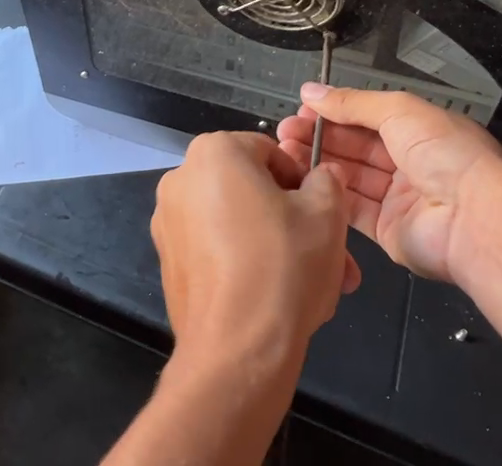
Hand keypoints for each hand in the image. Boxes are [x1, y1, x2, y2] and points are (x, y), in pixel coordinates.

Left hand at [150, 132, 360, 363]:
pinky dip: (247, 263)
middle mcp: (181, 179)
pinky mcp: (170, 263)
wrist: (237, 350)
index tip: (324, 214)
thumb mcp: (326, 213)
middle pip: (253, 191)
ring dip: (279, 246)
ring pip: (239, 223)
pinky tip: (278, 297)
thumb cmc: (283, 265)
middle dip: (297, 221)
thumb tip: (323, 175)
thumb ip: (327, 182)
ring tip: (318, 285)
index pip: (271, 151)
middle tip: (332, 255)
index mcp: (213, 152)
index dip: (304, 181)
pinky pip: (218, 250)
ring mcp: (169, 222)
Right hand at [276, 83, 501, 281]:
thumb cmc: (442, 152)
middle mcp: (411, 163)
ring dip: (319, 162)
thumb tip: (310, 91)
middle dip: (320, 136)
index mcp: (420, 130)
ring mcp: (400, 199)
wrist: (474, 218)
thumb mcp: (397, 110)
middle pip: (356, 147)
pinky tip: (305, 179)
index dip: (334, 112)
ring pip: (350, 176)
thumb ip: (352, 102)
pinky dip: (330, 193)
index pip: (368, 117)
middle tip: (284, 131)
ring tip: (285, 152)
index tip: (300, 109)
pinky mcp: (388, 231)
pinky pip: (353, 209)